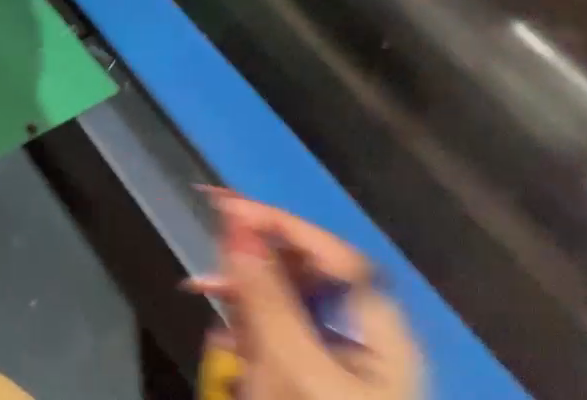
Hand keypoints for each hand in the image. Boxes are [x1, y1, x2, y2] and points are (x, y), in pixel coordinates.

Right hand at [192, 191, 421, 399]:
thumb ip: (266, 296)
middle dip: (256, 262)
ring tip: (206, 298)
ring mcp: (341, 365)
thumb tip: (238, 224)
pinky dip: (247, 326)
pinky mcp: (313, 380)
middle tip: (209, 258)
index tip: (223, 206)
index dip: (282, 224)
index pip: (336, 257)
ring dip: (245, 295)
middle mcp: (366, 342)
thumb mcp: (293, 369)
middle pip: (311, 276)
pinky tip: (225, 335)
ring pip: (289, 303)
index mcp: (380, 336)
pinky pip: (278, 334)